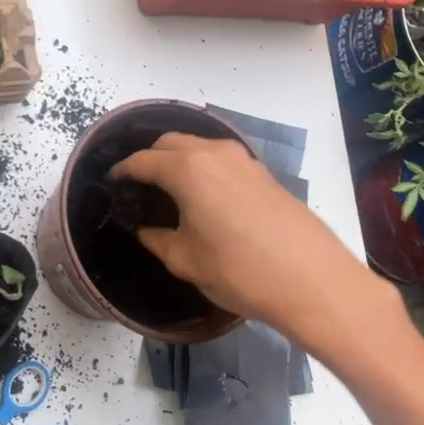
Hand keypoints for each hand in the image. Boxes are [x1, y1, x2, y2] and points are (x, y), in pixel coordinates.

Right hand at [110, 133, 405, 366]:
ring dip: (179, 161)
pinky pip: (222, 161)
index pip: (142, 161)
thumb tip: (145, 229)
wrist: (312, 281)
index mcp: (187, 170)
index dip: (122, 171)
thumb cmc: (239, 271)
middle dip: (150, 158)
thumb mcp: (185, 260)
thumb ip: (157, 239)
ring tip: (168, 191)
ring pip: (200, 148)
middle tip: (137, 186)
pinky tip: (203, 199)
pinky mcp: (265, 175)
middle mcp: (214, 154)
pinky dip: (204, 170)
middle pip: (171, 143)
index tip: (111, 183)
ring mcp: (244, 161)